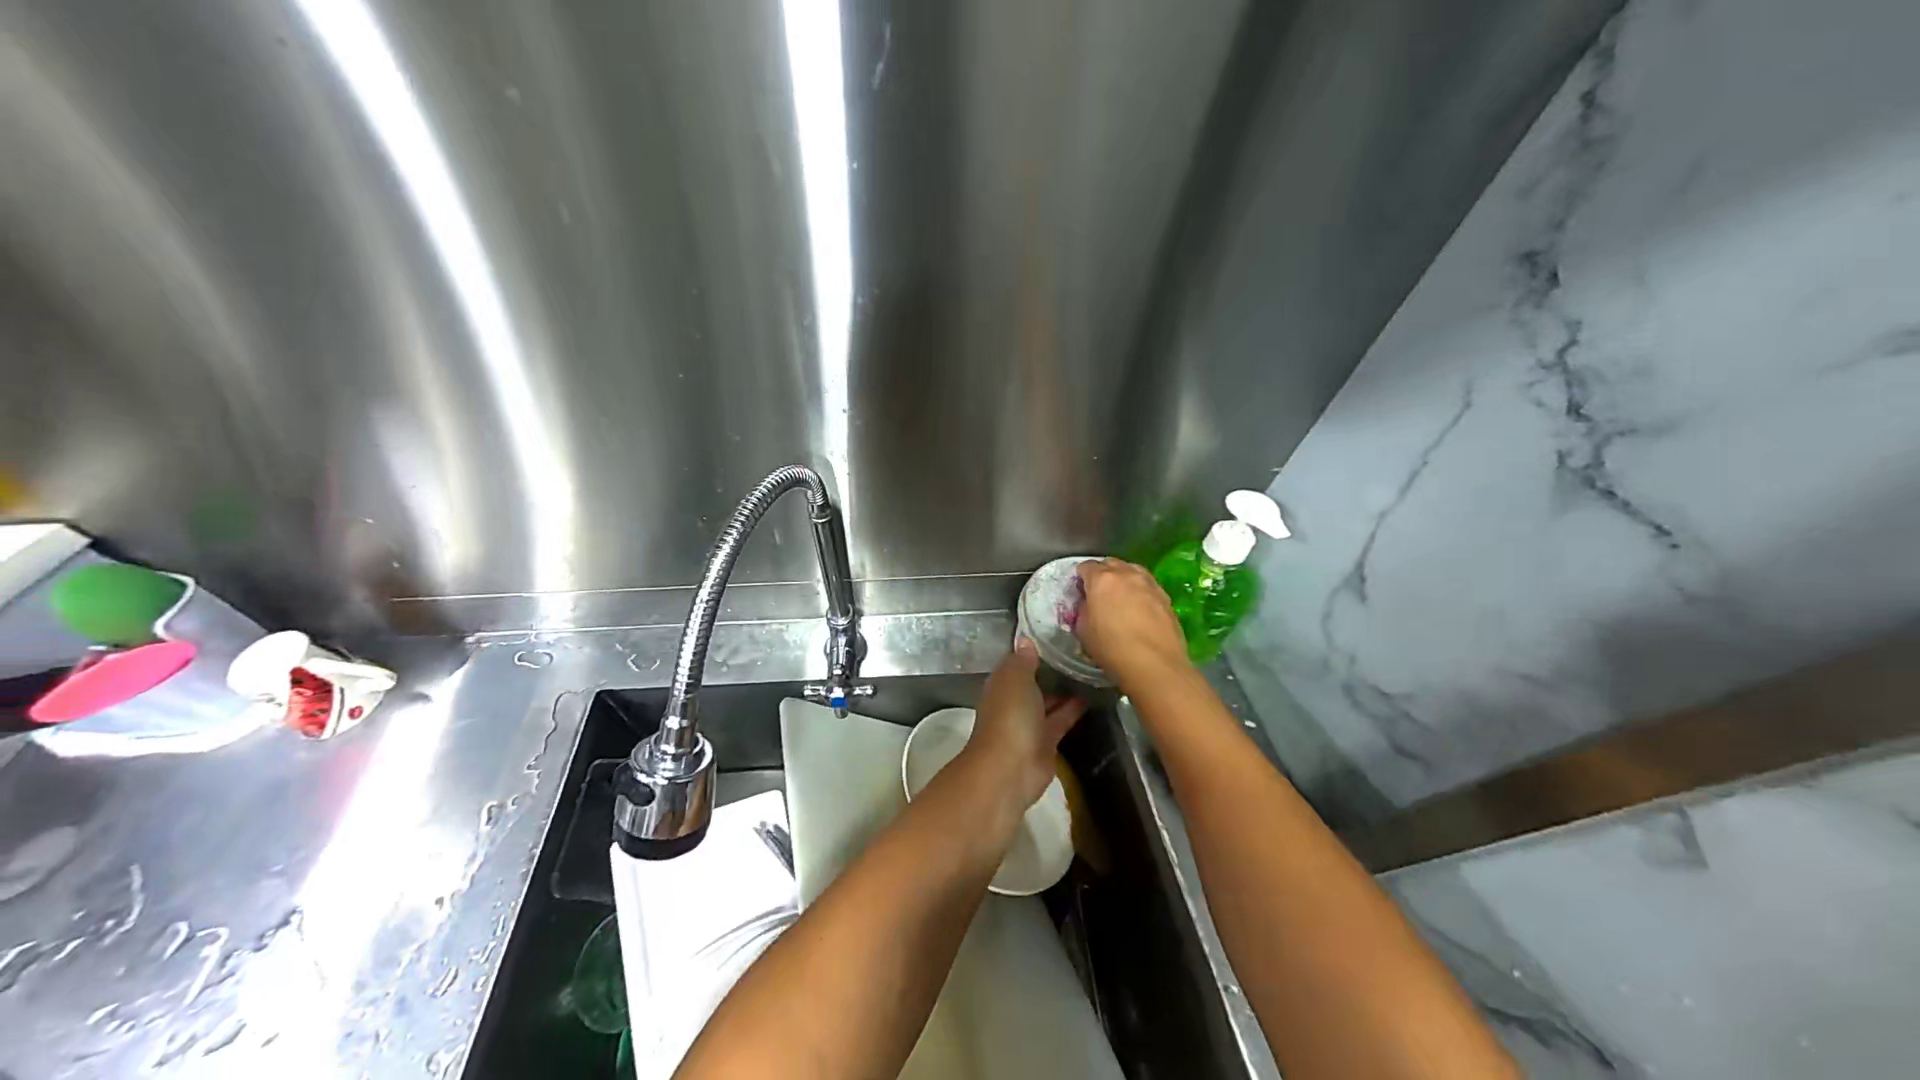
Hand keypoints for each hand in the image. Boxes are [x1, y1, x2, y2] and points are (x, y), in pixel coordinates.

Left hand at [962, 640, 1085, 806]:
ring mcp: (1030, 723)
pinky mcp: (1047, 741)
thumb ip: (1023, 660)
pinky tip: (1093, 695)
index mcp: (1002, 684)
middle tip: (1080, 651)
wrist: (1011, 768)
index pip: (1017, 661)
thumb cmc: (1010, 716)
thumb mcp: (1016, 679)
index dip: (1033, 650)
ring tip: (1091, 670)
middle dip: (1051, 670)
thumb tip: (1025, 640)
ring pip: (1049, 701)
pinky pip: (1061, 719)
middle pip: (1034, 681)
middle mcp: (1014, 701)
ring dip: (1065, 690)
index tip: (1056, 634)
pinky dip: (1074, 709)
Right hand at [1074, 558, 1192, 687]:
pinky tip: (1139, 607)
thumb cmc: (1111, 648)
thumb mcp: (1083, 630)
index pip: (1086, 566)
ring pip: (1133, 571)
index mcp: (1102, 579)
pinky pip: (1148, 586)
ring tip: (1121, 596)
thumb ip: (1083, 610)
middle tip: (1098, 591)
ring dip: (1124, 578)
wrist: (1154, 664)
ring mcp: (1150, 584)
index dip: (1080, 577)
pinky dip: (1140, 591)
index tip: (1079, 589)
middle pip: (1111, 564)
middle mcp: (1127, 574)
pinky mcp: (1166, 597)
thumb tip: (1088, 604)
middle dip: (1102, 573)